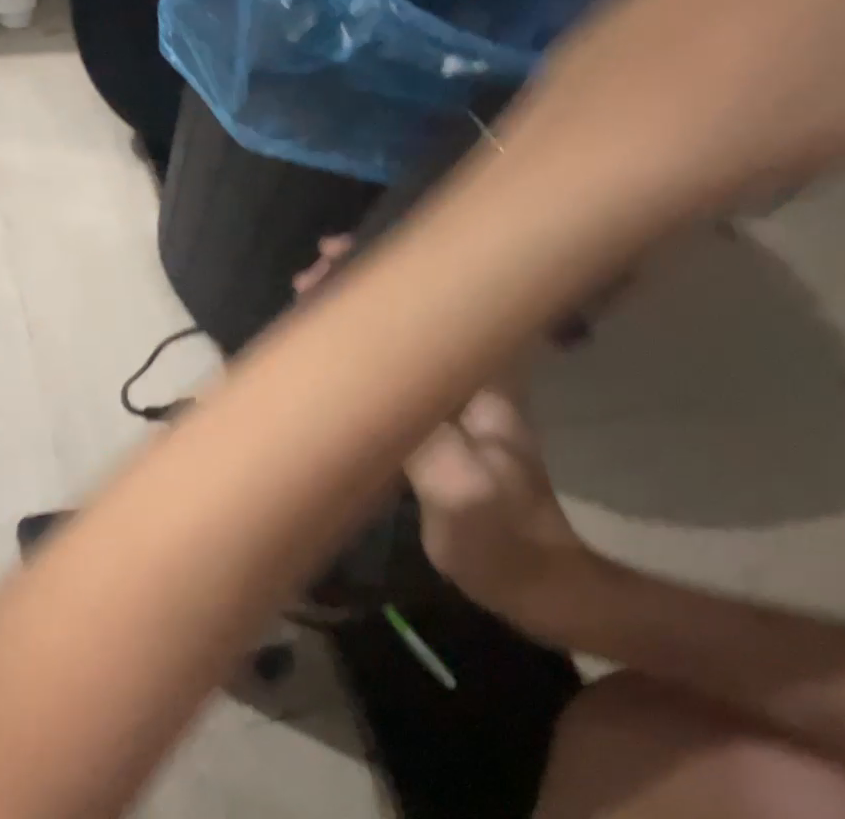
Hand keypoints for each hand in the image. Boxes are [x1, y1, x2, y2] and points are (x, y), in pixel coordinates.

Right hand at [295, 236, 594, 629]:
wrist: (533, 583)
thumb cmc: (498, 539)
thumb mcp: (460, 493)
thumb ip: (426, 439)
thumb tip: (377, 379)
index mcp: (482, 383)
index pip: (438, 307)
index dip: (390, 278)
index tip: (341, 262)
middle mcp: (470, 376)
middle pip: (420, 309)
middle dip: (369, 281)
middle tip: (316, 269)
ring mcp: (452, 398)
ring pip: (404, 332)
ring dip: (362, 308)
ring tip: (311, 290)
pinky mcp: (434, 422)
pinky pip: (393, 364)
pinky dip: (363, 343)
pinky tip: (332, 342)